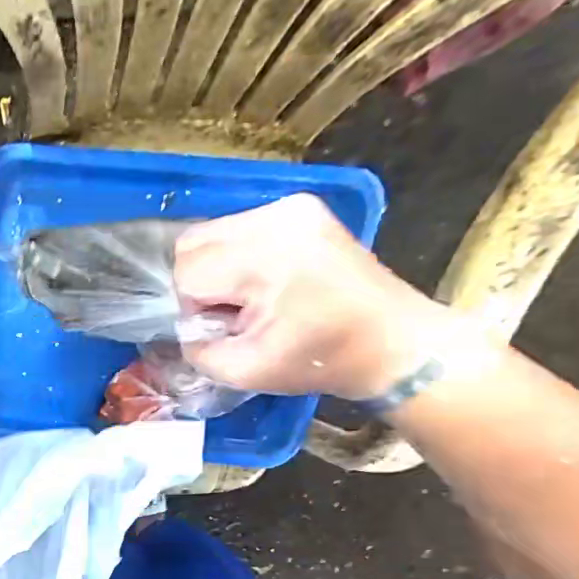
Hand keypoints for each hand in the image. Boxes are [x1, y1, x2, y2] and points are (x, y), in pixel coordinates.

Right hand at [171, 193, 457, 399]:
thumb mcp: (242, 371)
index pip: (185, 273)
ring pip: (208, 234)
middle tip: (233, 312)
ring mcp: (290, 208)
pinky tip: (265, 279)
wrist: (393, 342)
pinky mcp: (300, 208)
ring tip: (251, 295)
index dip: (193, 307)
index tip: (226, 327)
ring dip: (215, 269)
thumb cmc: (319, 361)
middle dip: (198, 283)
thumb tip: (185, 322)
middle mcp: (274, 220)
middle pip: (191, 245)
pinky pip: (236, 228)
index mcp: (264, 259)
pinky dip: (235, 256)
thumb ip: (194, 346)